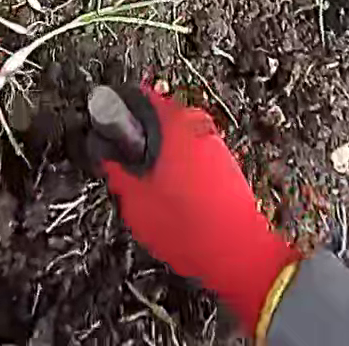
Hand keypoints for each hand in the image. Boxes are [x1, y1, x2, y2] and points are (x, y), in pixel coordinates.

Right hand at [95, 87, 298, 327]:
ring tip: (155, 187)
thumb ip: (118, 171)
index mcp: (171, 123)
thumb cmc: (188, 223)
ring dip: (162, 152)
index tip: (110, 131)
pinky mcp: (223, 156)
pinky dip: (180, 163)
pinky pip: (191, 149)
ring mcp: (211, 137)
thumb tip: (108, 154)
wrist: (239, 249)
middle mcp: (193, 120)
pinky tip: (177, 195)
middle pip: (157, 115)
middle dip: (142, 137)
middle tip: (130, 166)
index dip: (118, 113)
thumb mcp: (137, 201)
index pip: (137, 98)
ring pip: (174, 134)